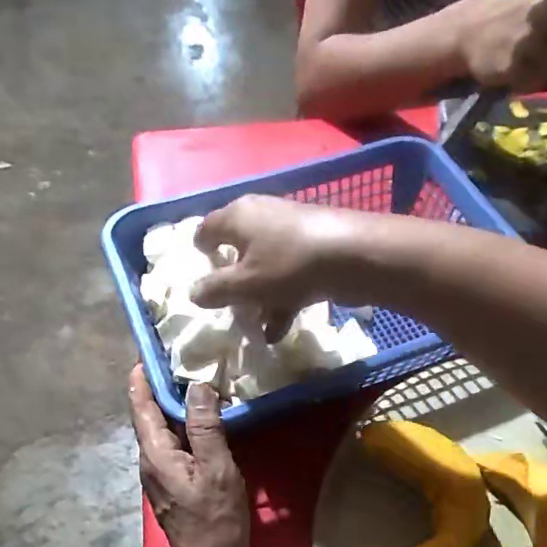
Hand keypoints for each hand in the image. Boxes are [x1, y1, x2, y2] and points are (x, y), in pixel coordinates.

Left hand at [129, 365, 248, 546]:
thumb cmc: (215, 519)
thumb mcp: (217, 469)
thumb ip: (206, 427)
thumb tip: (197, 385)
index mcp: (155, 453)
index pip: (141, 405)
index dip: (142, 377)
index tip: (148, 349)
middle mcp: (150, 460)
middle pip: (149, 415)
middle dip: (159, 386)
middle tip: (179, 357)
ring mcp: (160, 473)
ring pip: (162, 430)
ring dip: (173, 406)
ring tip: (193, 380)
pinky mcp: (173, 483)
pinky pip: (173, 444)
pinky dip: (183, 425)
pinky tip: (203, 419)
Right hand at [192, 195, 355, 339]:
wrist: (352, 255)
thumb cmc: (287, 264)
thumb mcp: (244, 284)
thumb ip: (215, 290)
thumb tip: (193, 293)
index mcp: (237, 216)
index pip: (206, 229)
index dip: (200, 253)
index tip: (201, 276)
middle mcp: (261, 216)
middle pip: (237, 250)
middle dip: (233, 283)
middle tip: (228, 307)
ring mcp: (289, 231)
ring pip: (264, 267)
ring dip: (258, 298)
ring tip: (256, 328)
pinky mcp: (313, 247)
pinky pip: (287, 275)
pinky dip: (281, 299)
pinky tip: (279, 330)